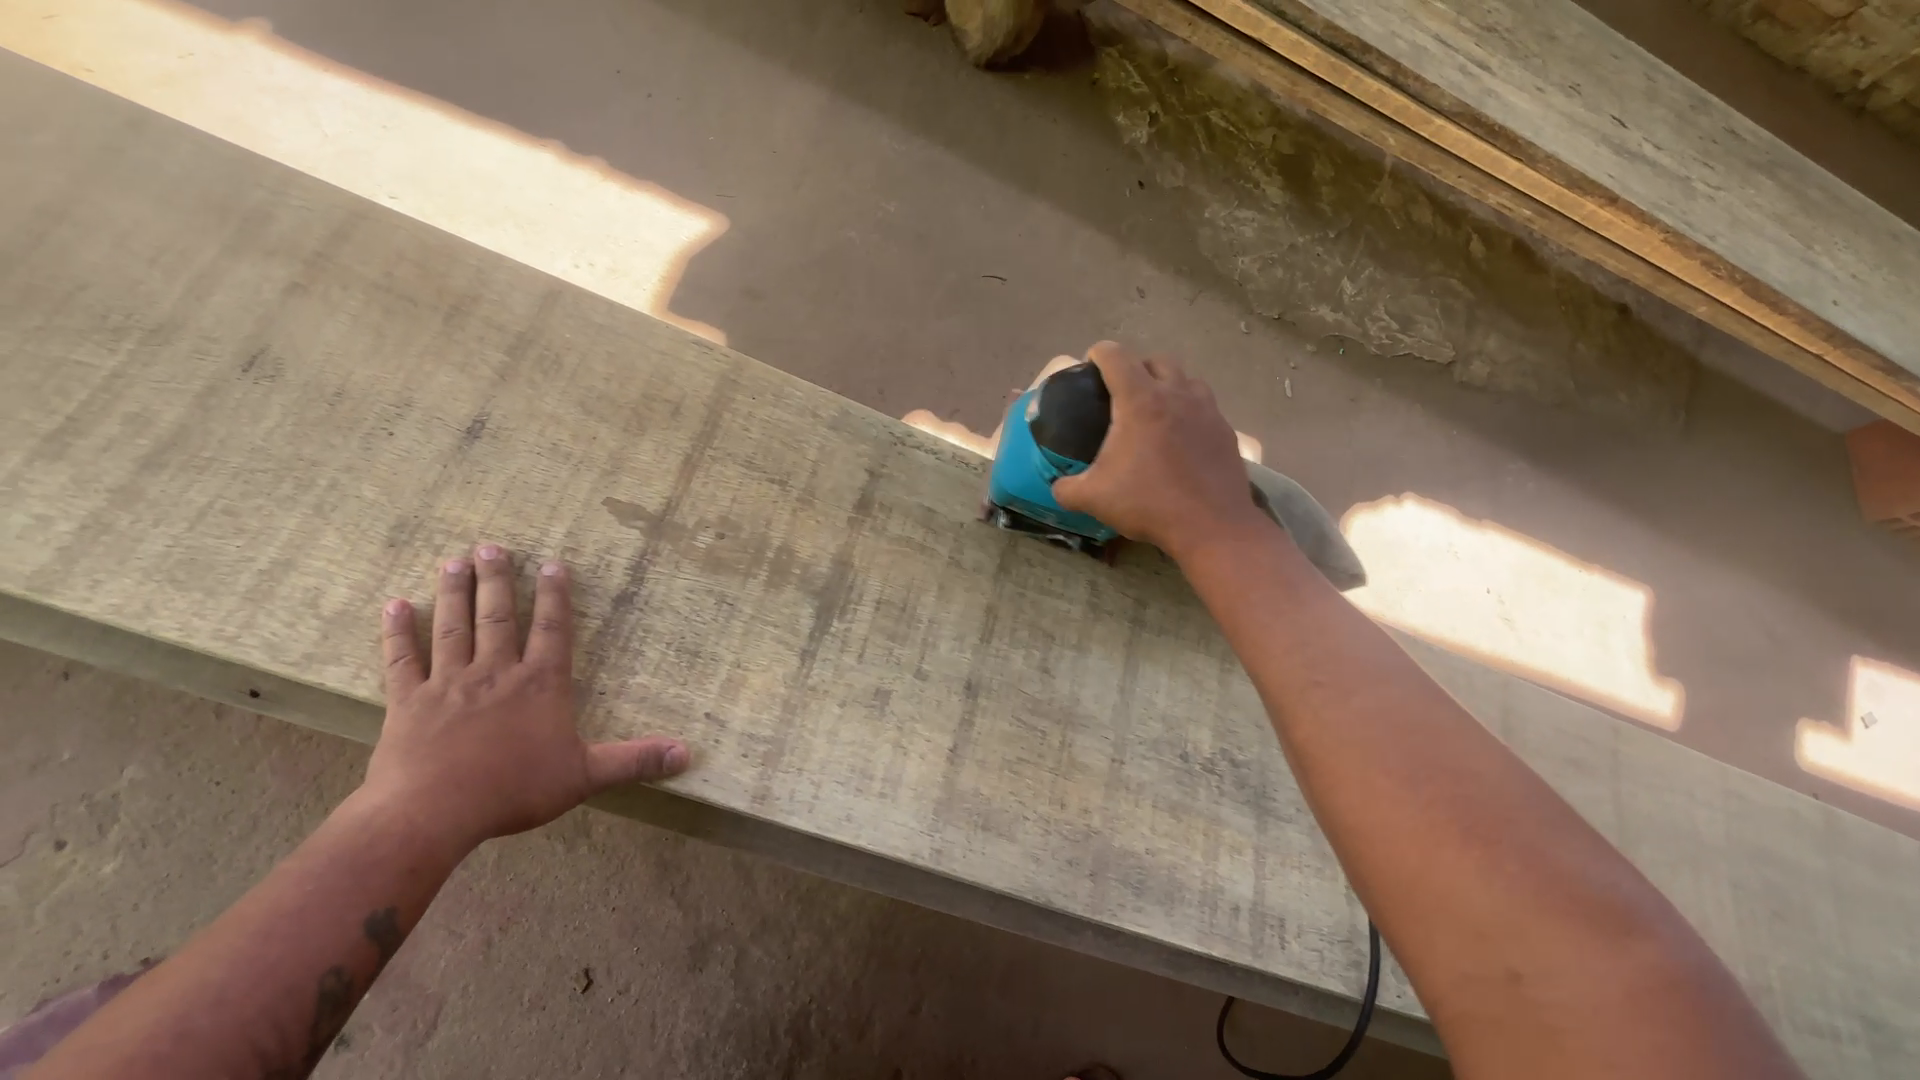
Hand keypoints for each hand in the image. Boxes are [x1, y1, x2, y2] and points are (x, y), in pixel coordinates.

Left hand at [365, 545, 689, 850]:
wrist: (433, 812)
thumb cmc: (515, 790)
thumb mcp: (585, 776)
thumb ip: (634, 761)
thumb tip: (687, 754)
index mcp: (540, 685)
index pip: (552, 630)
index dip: (555, 596)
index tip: (553, 563)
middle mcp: (496, 673)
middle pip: (498, 616)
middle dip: (497, 579)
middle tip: (491, 547)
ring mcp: (448, 683)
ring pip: (453, 627)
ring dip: (454, 592)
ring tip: (455, 561)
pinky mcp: (408, 702)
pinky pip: (401, 659)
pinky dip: (397, 632)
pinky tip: (395, 605)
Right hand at [1051, 341, 1269, 560]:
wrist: (1211, 525)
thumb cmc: (1148, 503)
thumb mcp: (1094, 498)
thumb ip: (1067, 488)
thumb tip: (1058, 486)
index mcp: (1139, 400)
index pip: (1116, 356)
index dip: (1098, 354)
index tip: (1090, 366)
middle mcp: (1175, 394)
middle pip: (1155, 360)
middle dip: (1136, 366)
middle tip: (1122, 390)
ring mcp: (1206, 409)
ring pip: (1186, 378)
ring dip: (1168, 384)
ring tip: (1155, 409)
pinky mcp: (1225, 429)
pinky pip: (1205, 406)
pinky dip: (1189, 410)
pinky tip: (1181, 437)